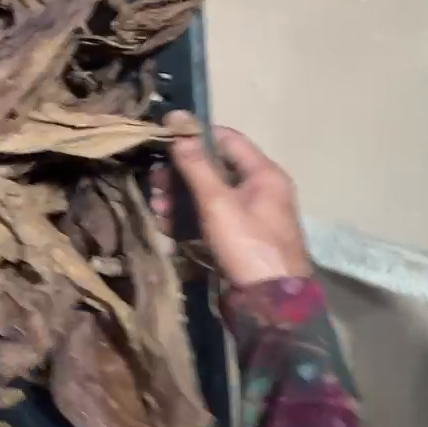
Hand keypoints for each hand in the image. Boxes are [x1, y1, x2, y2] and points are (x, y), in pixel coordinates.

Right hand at [166, 116, 312, 286]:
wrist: (272, 306)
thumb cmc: (248, 246)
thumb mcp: (217, 202)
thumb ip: (196, 163)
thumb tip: (177, 120)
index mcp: (264, 174)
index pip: (225, 138)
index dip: (194, 134)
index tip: (163, 140)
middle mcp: (259, 188)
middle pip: (211, 166)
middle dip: (178, 174)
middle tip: (155, 184)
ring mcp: (249, 212)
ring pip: (205, 190)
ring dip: (178, 197)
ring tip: (158, 210)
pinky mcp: (239, 233)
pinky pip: (209, 213)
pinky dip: (188, 216)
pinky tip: (168, 226)